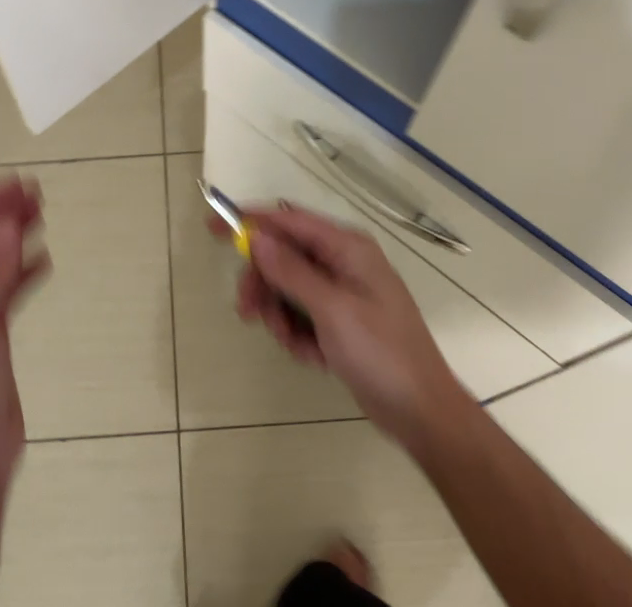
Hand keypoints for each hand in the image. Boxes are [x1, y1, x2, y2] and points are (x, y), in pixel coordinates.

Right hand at [226, 204, 467, 446]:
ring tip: (294, 344)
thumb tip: (257, 237)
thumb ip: (291, 271)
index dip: (250, 222)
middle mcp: (344, 263)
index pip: (288, 220)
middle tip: (248, 313)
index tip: (212, 228)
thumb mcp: (331, 309)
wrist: (419, 410)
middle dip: (264, 284)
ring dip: (281, 316)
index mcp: (347, 248)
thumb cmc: (380, 352)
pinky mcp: (340, 323)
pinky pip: (302, 317)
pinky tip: (314, 358)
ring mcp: (342, 294)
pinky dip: (299, 335)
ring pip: (288, 289)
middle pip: (283, 256)